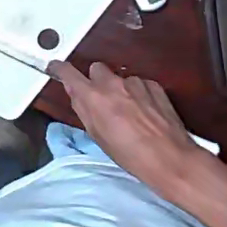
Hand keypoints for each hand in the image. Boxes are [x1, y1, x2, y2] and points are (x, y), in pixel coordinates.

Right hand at [47, 61, 205, 191]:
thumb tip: (76, 95)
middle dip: (96, 81)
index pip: (69, 73)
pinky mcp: (154, 85)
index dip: (60, 69)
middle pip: (96, 69)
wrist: (169, 157)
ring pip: (119, 78)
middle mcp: (113, 83)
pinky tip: (145, 112)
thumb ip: (84, 110)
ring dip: (119, 89)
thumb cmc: (130, 154)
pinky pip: (139, 84)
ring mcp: (136, 82)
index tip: (57, 69)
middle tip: (101, 100)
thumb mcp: (98, 136)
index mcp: (93, 97)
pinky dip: (138, 94)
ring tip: (128, 113)